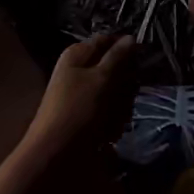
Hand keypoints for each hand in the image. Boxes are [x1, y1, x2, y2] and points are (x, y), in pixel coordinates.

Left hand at [24, 34, 137, 156]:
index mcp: (78, 54)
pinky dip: (113, 122)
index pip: (109, 41)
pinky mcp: (88, 116)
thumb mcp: (101, 79)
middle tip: (122, 98)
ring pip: (116, 92)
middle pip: (116, 69)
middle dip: (125, 85)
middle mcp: (80, 71)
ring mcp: (84, 95)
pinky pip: (110, 112)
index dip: (125, 51)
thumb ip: (118, 57)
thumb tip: (131, 37)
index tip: (139, 65)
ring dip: (121, 107)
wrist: (54, 156)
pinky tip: (108, 134)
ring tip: (113, 121)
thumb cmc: (77, 111)